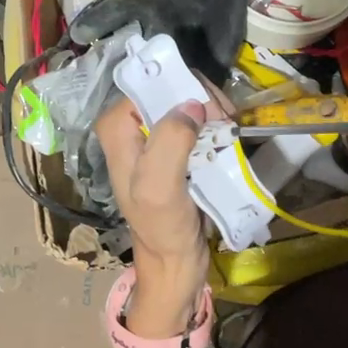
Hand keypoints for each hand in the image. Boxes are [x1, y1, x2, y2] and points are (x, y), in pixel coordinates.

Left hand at [94, 88, 229, 278]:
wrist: (175, 262)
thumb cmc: (161, 226)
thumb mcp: (158, 187)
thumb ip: (169, 142)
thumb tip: (191, 106)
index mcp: (117, 129)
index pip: (150, 84)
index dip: (182, 89)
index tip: (211, 110)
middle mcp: (131, 128)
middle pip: (171, 90)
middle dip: (203, 101)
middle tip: (225, 124)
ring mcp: (155, 139)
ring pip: (188, 104)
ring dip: (214, 115)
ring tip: (230, 134)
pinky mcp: (175, 151)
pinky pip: (198, 124)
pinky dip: (216, 128)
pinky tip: (229, 140)